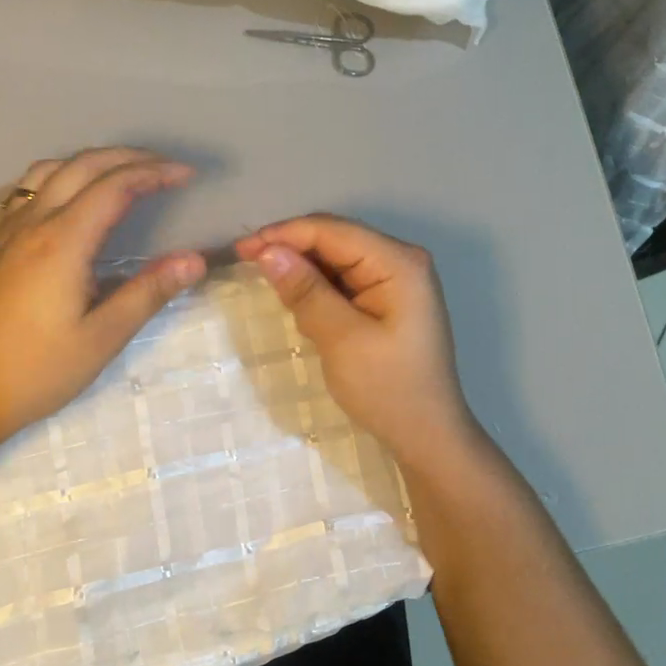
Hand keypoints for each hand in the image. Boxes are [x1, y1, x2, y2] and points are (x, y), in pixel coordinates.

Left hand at [0, 149, 205, 444]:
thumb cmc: (37, 371)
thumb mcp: (102, 339)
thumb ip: (148, 293)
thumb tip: (194, 260)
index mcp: (62, 242)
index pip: (115, 186)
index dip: (155, 173)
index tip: (188, 175)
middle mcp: (32, 223)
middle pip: (83, 166)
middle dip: (129, 157)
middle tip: (166, 167)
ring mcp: (7, 231)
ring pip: (50, 171)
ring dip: (92, 162)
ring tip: (124, 174)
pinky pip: (29, 190)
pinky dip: (62, 177)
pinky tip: (73, 201)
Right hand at [234, 214, 475, 465]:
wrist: (425, 435)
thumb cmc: (387, 388)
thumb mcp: (341, 339)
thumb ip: (306, 292)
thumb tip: (268, 252)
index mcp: (398, 262)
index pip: (332, 230)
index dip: (284, 234)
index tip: (240, 251)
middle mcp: (400, 260)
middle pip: (334, 238)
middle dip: (290, 248)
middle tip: (245, 264)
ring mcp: (395, 280)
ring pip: (335, 259)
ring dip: (301, 269)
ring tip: (268, 285)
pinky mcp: (385, 300)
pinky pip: (342, 280)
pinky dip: (316, 287)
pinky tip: (297, 302)